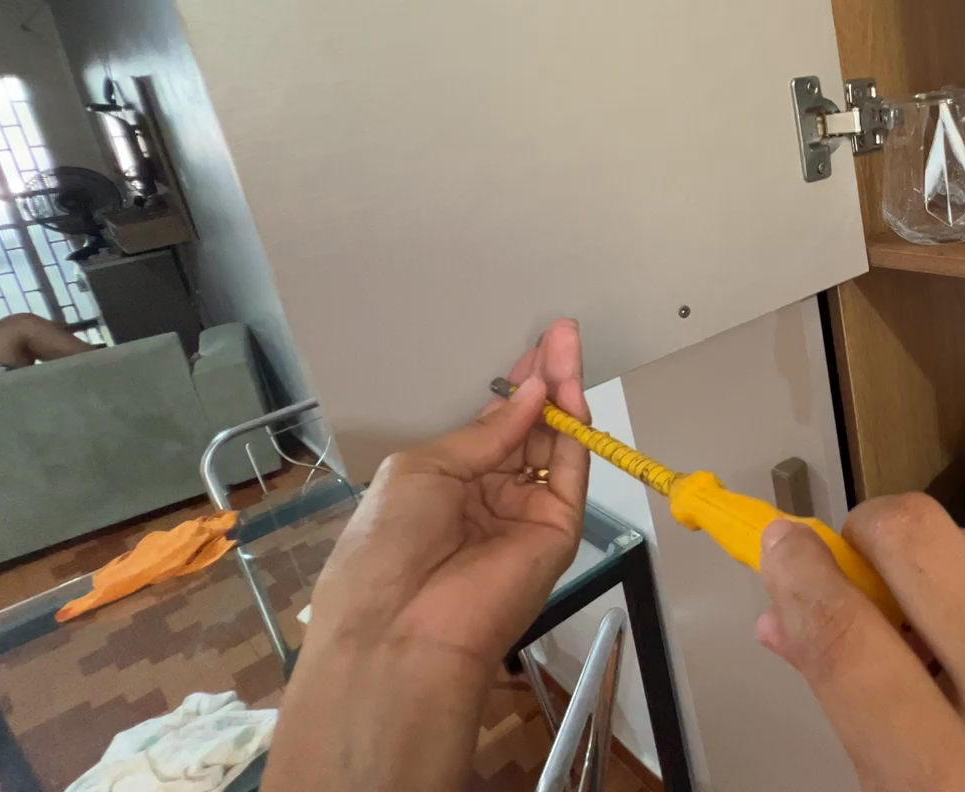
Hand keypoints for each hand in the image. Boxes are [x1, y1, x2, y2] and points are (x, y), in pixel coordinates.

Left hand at [264, 318, 591, 791]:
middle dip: (546, 377)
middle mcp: (495, 490)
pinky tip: (569, 390)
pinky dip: (574, 427)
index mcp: (453, 481)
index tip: (535, 345)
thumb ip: (487, 432)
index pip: (496, 424)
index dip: (516, 385)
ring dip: (564, 391)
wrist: (402, 630)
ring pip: (556, 439)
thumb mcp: (424, 470)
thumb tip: (537, 392)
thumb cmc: (390, 544)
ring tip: (568, 345)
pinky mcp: (561, 522)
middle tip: (563, 333)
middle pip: (531, 424)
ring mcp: (531, 506)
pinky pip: (571, 466)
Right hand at [758, 493, 964, 791]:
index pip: (847, 637)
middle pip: (918, 536)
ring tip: (956, 638)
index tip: (780, 542)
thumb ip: (846, 708)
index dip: (798, 575)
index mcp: (957, 784)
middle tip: (862, 565)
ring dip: (942, 573)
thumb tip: (782, 615)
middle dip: (869, 531)